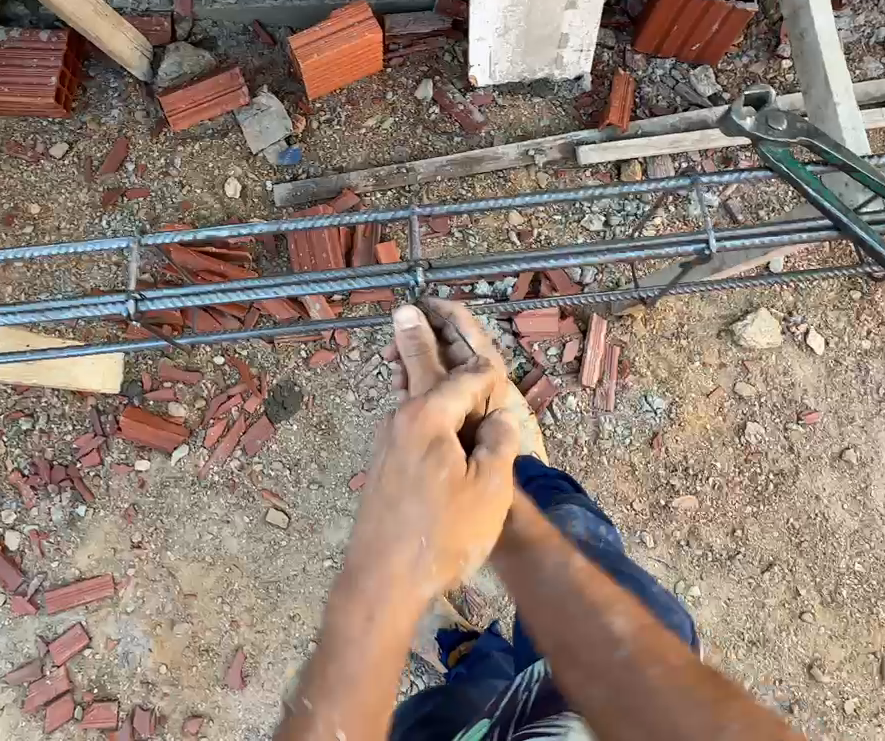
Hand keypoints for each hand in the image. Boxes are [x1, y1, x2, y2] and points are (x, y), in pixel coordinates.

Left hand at [344, 303, 521, 603]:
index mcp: (428, 417)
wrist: (382, 579)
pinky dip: (416, 405)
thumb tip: (502, 416)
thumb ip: (499, 444)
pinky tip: (417, 411)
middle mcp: (401, 419)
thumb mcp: (488, 490)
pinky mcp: (382, 465)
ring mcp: (386, 442)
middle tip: (409, 305)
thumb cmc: (442, 534)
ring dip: (416, 369)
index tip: (501, 367)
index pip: (467, 379)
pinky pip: (405, 421)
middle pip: (419, 368)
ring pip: (410, 396)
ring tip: (410, 342)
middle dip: (419, 337)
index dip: (489, 375)